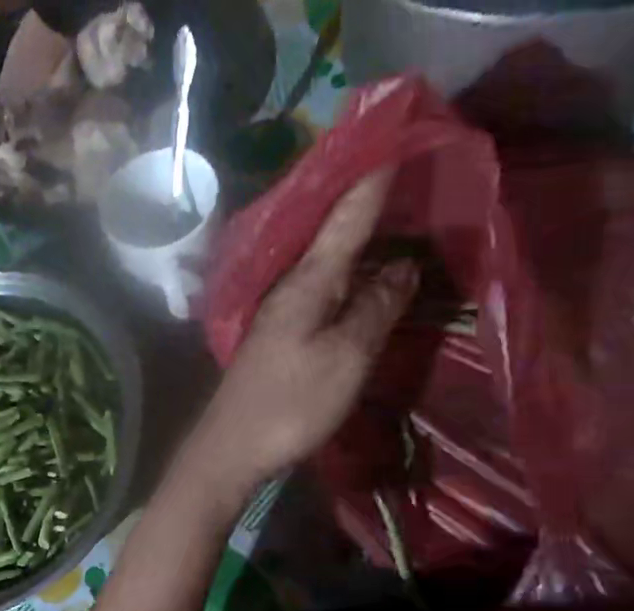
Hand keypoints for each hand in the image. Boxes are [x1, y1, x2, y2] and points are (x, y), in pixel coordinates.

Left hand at [184, 169, 418, 496]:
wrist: (229, 451)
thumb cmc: (289, 405)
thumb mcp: (345, 357)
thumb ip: (376, 309)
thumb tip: (404, 266)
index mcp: (308, 281)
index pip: (346, 216)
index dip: (373, 178)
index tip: (396, 136)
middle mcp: (289, 288)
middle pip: (332, 234)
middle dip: (366, 201)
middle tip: (404, 168)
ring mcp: (279, 315)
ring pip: (325, 263)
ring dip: (355, 238)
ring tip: (392, 214)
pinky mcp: (277, 341)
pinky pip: (319, 292)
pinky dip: (344, 276)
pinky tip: (358, 278)